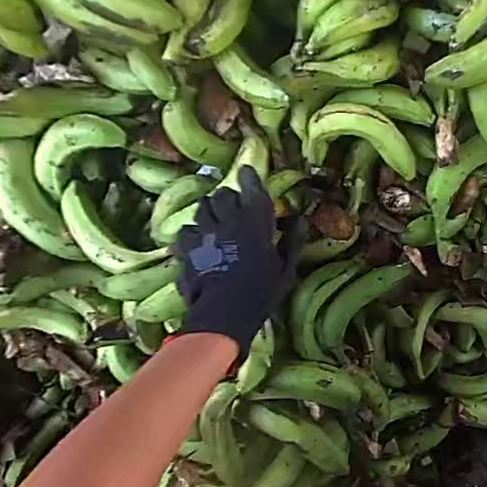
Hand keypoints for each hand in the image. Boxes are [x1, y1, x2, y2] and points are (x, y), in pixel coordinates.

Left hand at [171, 166, 300, 359]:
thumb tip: (300, 219)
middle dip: (228, 197)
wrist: (223, 314)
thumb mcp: (286, 270)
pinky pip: (186, 230)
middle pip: (222, 195)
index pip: (251, 189)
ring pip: (202, 208)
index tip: (246, 172)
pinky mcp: (186, 248)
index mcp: (255, 223)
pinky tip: (199, 241)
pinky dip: (193, 232)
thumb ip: (292, 242)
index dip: (249, 178)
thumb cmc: (261, 293)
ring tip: (215, 220)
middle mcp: (228, 221)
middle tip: (233, 206)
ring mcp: (204, 233)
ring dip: (210, 211)